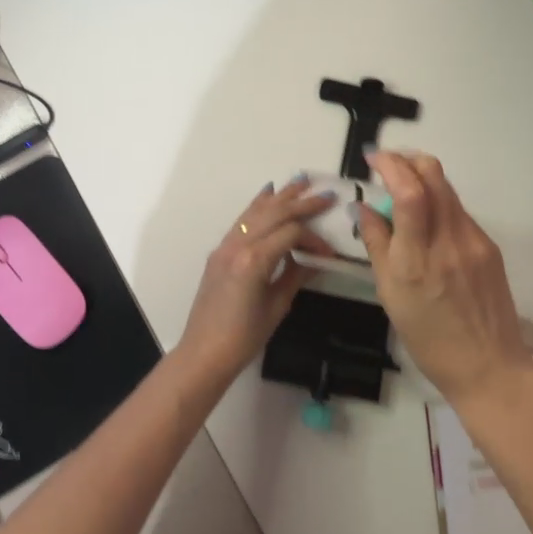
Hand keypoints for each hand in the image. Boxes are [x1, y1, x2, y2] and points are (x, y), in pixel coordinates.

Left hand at [176, 177, 336, 381]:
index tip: (329, 251)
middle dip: (301, 202)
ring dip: (279, 196)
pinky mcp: (219, 251)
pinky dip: (257, 206)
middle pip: (274, 213)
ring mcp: (225, 245)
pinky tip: (268, 195)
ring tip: (300, 181)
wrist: (203, 352)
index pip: (291, 233)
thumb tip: (316, 260)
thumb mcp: (276, 307)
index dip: (313, 238)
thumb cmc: (244, 338)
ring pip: (256, 211)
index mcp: (254, 260)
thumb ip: (295, 276)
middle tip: (326, 194)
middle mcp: (238, 244)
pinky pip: (241, 220)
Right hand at [356, 151, 532, 410]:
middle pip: (433, 175)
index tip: (372, 159)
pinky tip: (427, 223)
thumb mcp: (390, 295)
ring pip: (446, 188)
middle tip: (386, 164)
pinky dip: (438, 204)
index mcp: (417, 260)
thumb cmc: (429, 340)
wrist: (489, 368)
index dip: (390, 165)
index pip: (408, 193)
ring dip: (422, 178)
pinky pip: (458, 211)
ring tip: (401, 190)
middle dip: (407, 159)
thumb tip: (364, 207)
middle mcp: (448, 242)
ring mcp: (473, 241)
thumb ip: (377, 245)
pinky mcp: (488, 246)